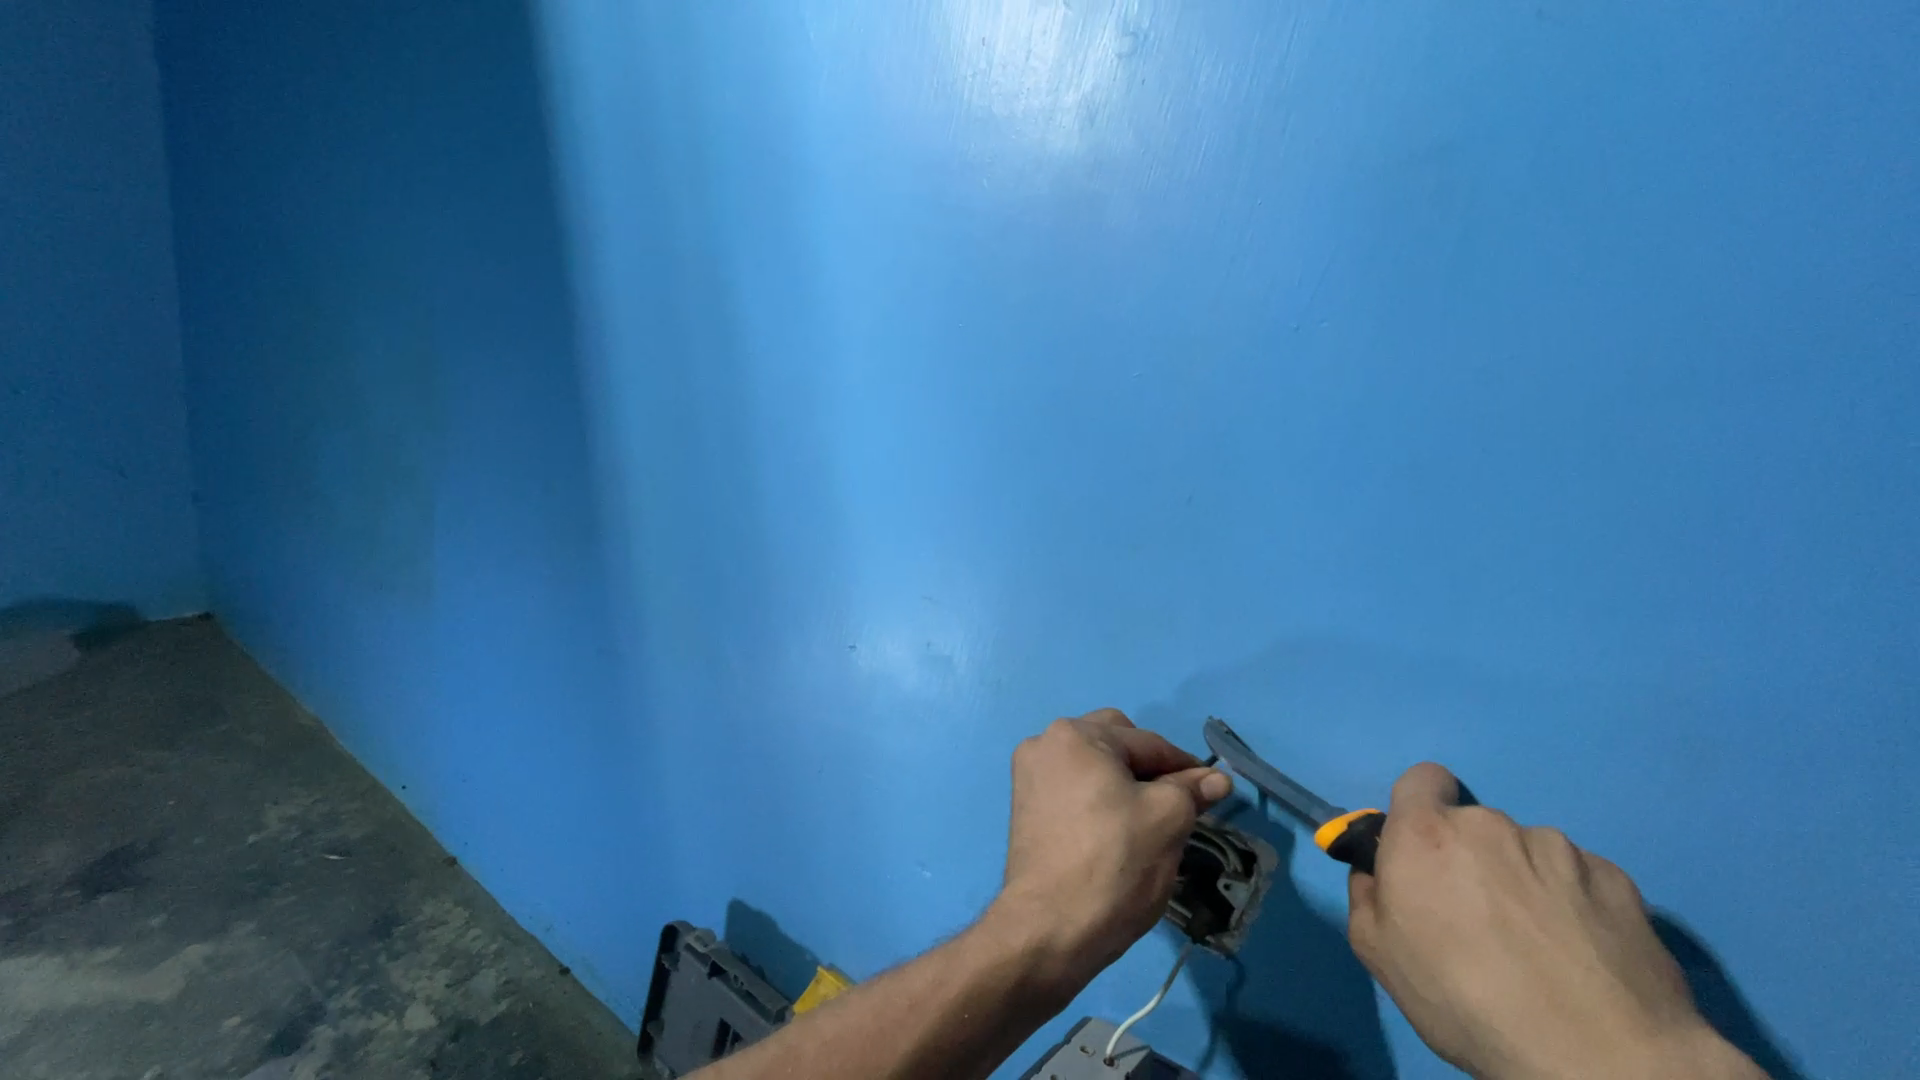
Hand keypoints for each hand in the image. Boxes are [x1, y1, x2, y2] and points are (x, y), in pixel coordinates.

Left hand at [988, 709, 1231, 991]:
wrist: (1051, 928)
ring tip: (1149, 823)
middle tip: (1176, 808)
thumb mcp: (1168, 820)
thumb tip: (1217, 778)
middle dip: (1150, 770)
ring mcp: (1029, 776)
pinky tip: (1118, 832)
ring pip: (1094, 768)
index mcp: (1076, 734)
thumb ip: (1192, 790)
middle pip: (1115, 744)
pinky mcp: (1025, 808)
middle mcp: (1045, 744)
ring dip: (1124, 785)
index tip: (1214, 792)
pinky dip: (1099, 801)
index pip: (1148, 743)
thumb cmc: (1115, 863)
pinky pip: (1074, 790)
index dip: (1186, 768)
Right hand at [1347, 764, 1763, 1079]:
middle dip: (1472, 859)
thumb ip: (1366, 893)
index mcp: (1426, 833)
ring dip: (1524, 881)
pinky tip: (1581, 954)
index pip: (1421, 779)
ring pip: (1529, 852)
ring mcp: (1559, 848)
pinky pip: (1579, 878)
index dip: (1419, 808)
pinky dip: (1574, 903)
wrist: (1597, 1055)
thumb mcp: (1378, 953)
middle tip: (1480, 921)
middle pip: (1474, 826)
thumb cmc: (1465, 999)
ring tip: (1540, 946)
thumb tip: (1378, 873)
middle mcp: (1490, 824)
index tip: (1424, 850)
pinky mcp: (1616, 878)